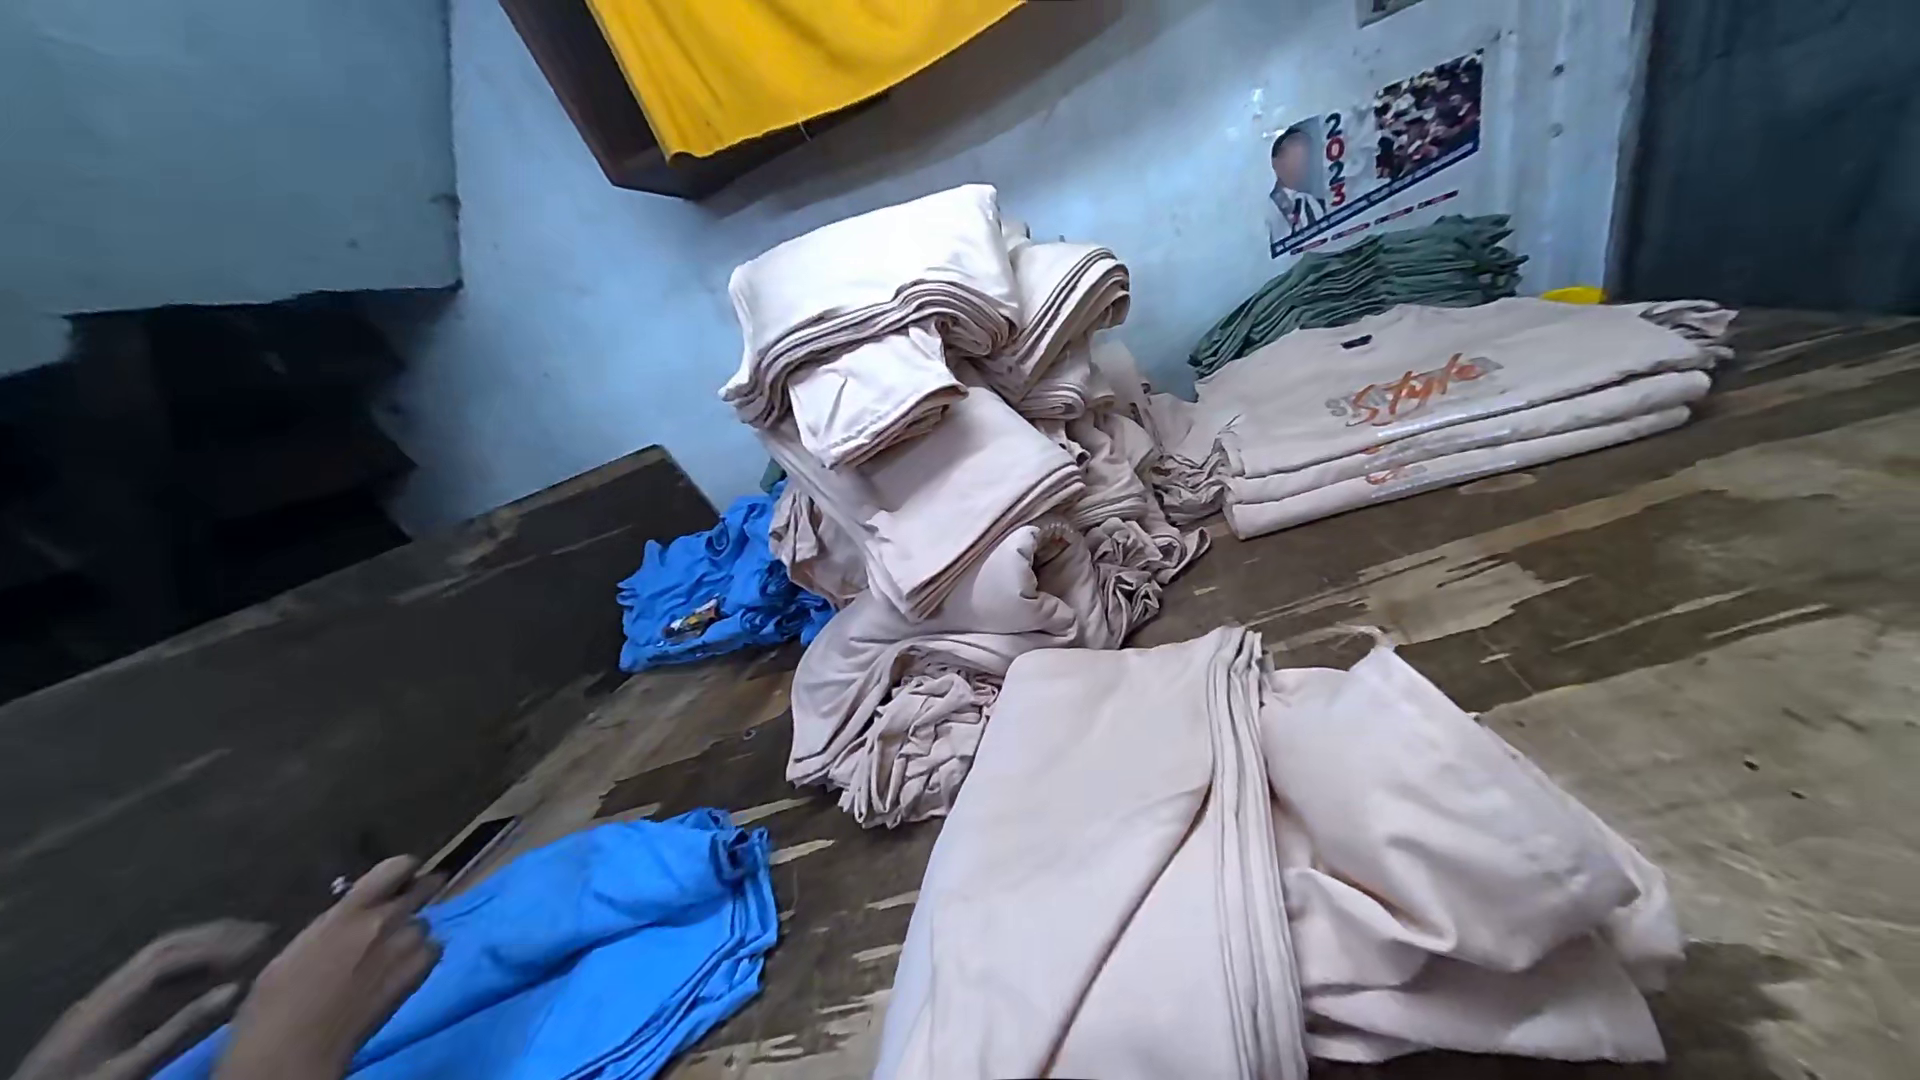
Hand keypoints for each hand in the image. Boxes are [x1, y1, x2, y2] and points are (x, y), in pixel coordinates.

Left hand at [10, 920, 269, 1079]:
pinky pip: (155, 970)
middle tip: (262, 931)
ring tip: (248, 940)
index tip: (259, 943)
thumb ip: (180, 1027)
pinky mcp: (108, 1006)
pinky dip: (192, 959)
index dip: (218, 945)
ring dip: (207, 941)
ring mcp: (105, 996)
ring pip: (162, 953)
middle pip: (167, 946)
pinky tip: (215, 966)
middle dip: (218, 933)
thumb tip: (237, 986)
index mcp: (111, 1000)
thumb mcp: (131, 1065)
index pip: (171, 956)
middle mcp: (108, 989)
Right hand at [213, 857, 441, 1079]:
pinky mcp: (423, 964)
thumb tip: (357, 911)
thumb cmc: (275, 1007)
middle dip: (422, 891)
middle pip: (426, 886)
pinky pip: (433, 948)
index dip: (404, 870)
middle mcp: (386, 918)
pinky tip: (399, 974)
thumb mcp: (299, 949)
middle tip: (410, 906)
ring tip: (389, 957)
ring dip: (411, 934)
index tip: (401, 879)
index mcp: (350, 911)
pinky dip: (422, 957)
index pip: (398, 865)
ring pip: (424, 923)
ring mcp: (409, 940)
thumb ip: (338, 922)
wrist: (291, 1054)